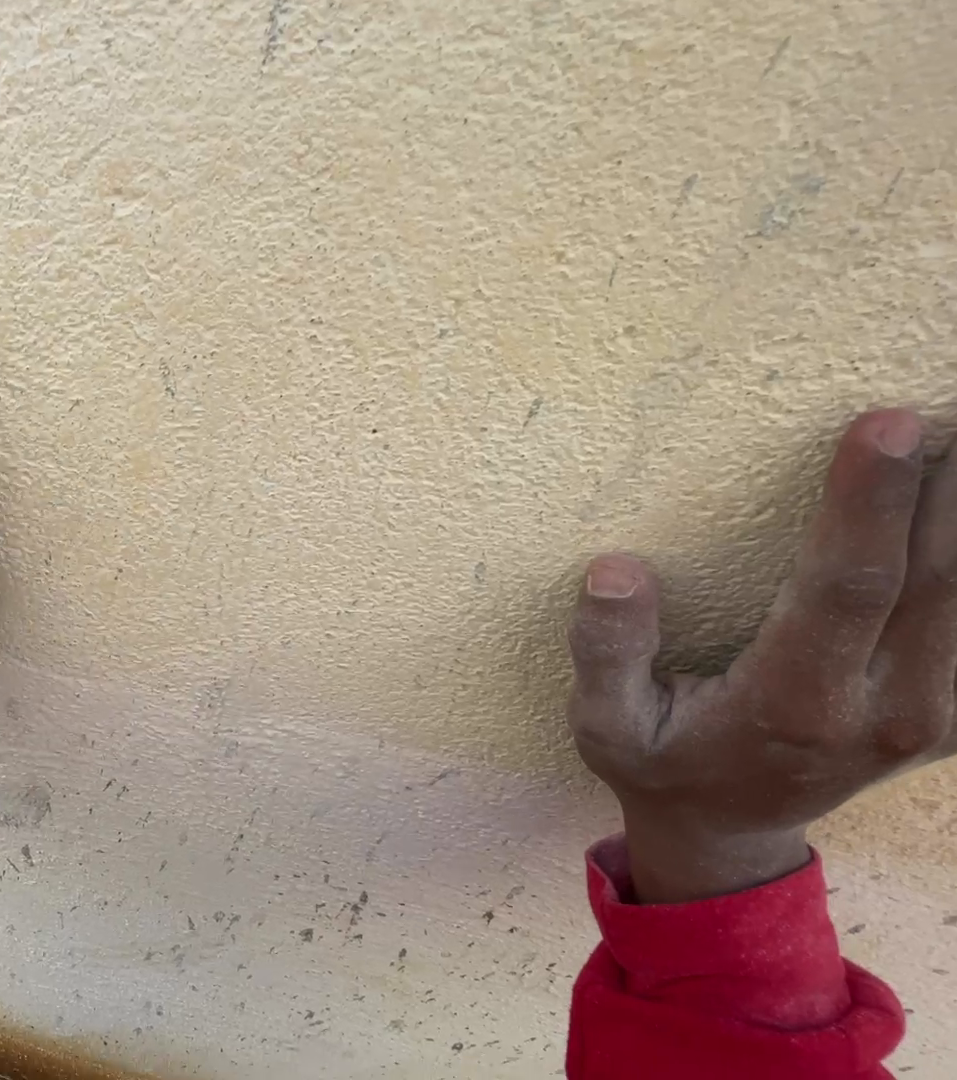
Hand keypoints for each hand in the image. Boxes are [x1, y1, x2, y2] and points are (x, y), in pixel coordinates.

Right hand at [567, 408, 956, 902]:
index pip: (847, 588)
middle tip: (949, 400)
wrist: (726, 829)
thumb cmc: (654, 764)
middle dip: (952, 483)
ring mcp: (942, 711)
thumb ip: (606, 653)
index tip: (889, 423)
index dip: (871, 504)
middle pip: (943, 577)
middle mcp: (890, 708)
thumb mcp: (600, 726)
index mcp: (794, 706)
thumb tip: (617, 569)